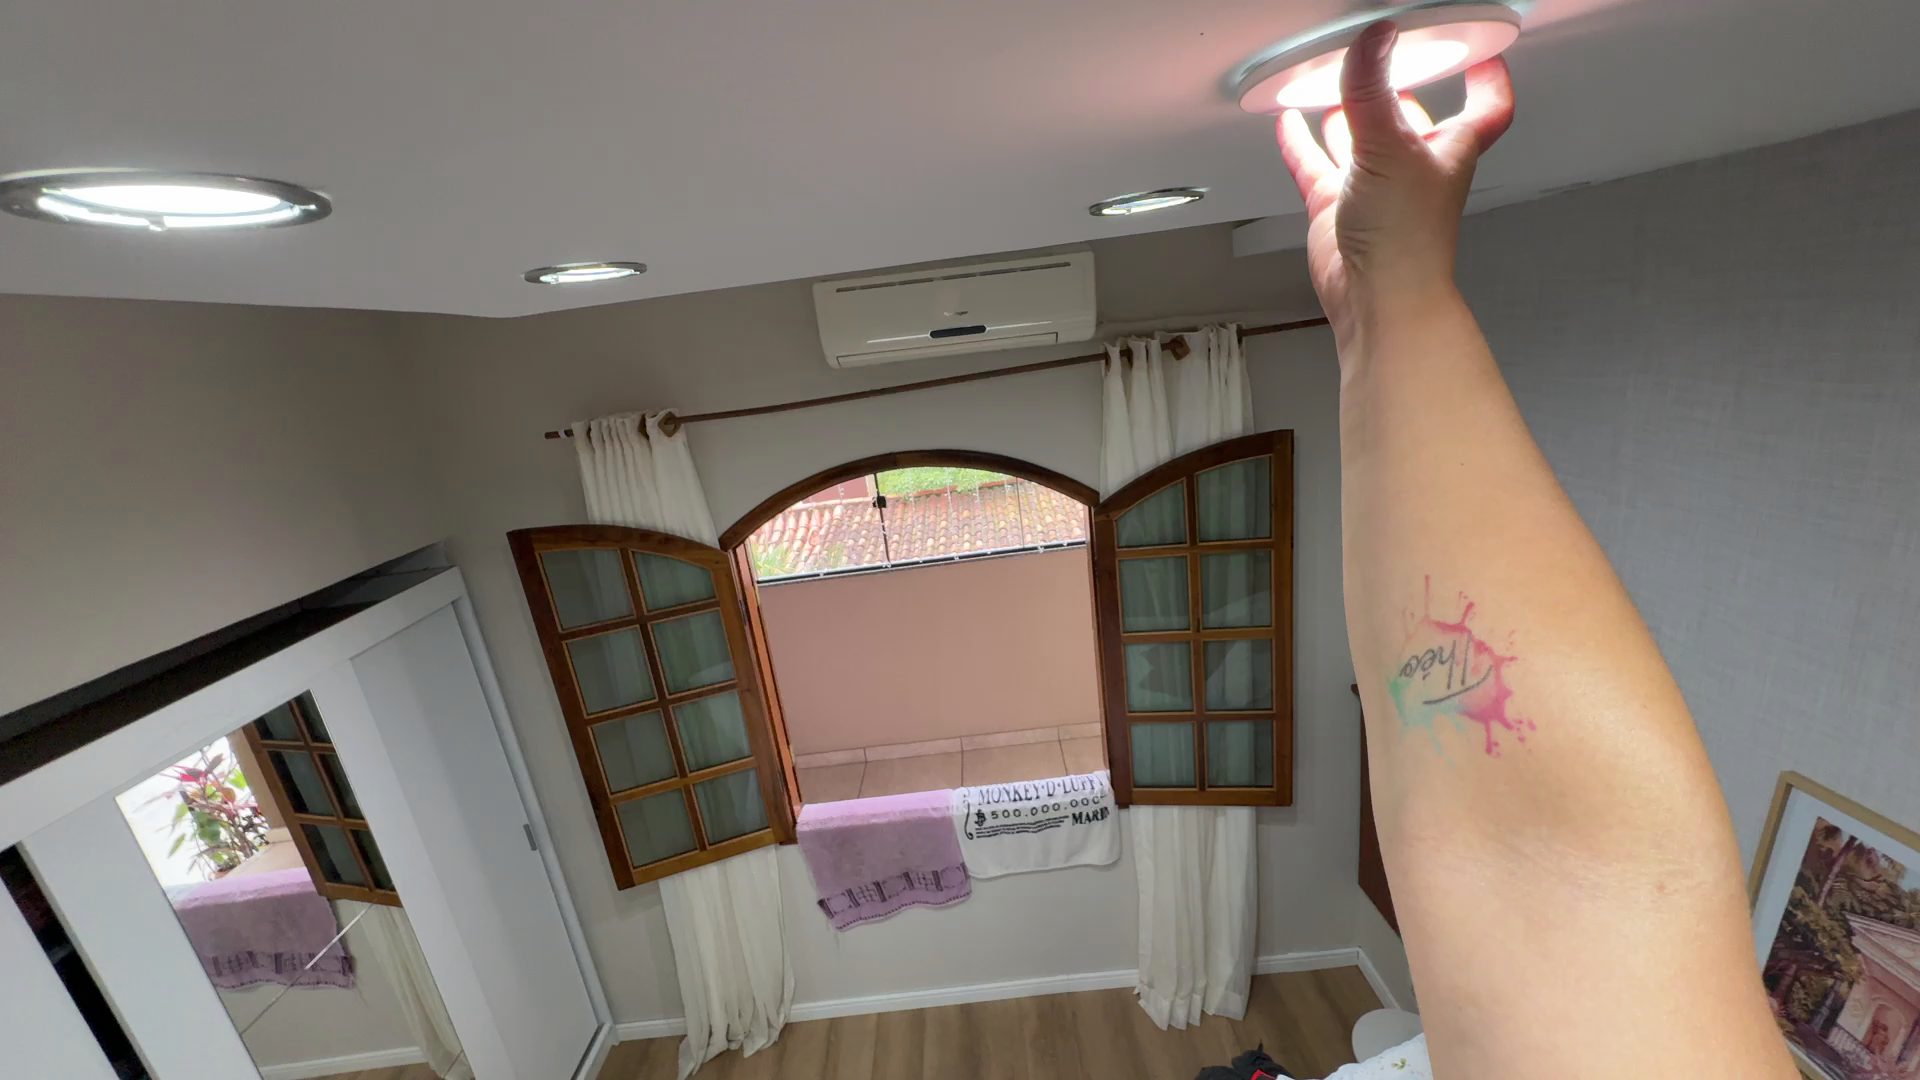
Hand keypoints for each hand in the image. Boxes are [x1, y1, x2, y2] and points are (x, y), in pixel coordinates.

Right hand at [1276, 21, 1515, 348]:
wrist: (1375, 294)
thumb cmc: (1406, 238)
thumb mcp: (1389, 148)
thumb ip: (1374, 92)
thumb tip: (1373, 40)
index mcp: (1448, 146)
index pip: (1483, 102)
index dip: (1484, 75)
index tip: (1476, 51)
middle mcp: (1412, 165)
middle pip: (1410, 118)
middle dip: (1398, 90)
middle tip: (1384, 59)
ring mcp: (1371, 187)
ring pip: (1358, 140)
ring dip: (1345, 115)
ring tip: (1329, 85)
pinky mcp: (1335, 207)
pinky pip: (1316, 168)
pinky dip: (1301, 146)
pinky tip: (1289, 126)